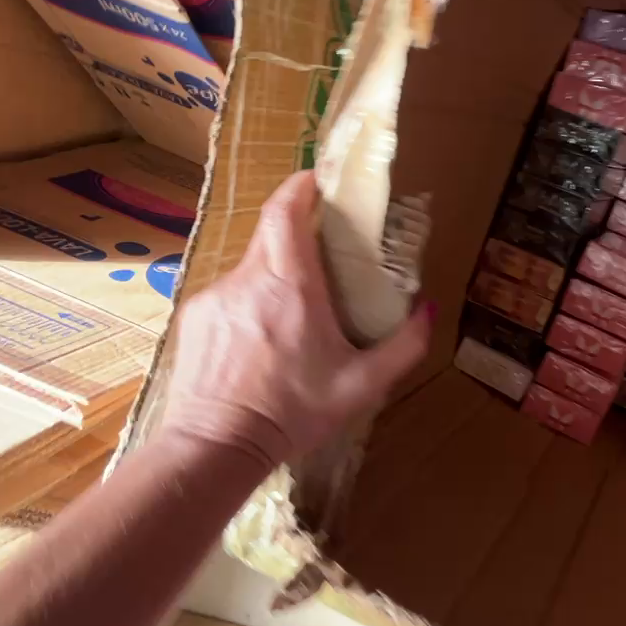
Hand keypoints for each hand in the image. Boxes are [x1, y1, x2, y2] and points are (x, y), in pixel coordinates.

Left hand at [162, 170, 432, 469]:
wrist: (215, 447)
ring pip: (253, 265)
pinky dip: (255, 299)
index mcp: (292, 287)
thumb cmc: (294, 412)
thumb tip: (429, 309)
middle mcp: (249, 280)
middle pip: (272, 233)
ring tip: (300, 306)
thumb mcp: (365, 384)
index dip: (303, 186)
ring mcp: (215, 297)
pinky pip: (232, 292)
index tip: (321, 179)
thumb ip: (406, 344)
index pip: (286, 212)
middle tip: (329, 246)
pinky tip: (265, 338)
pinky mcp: (195, 317)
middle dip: (300, 228)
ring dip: (279, 271)